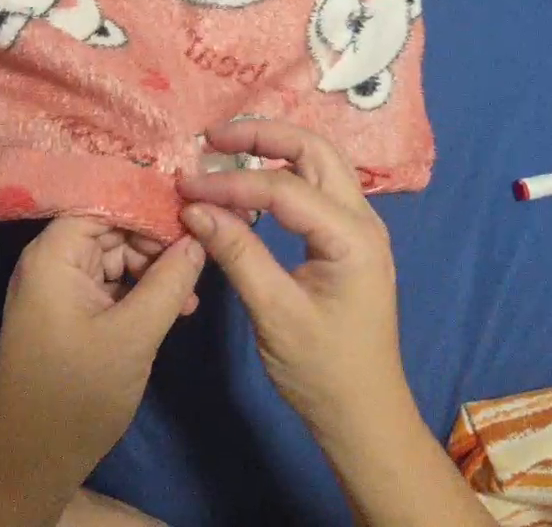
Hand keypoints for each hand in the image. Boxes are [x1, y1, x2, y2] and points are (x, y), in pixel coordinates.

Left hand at [0, 216, 205, 490]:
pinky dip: (141, 291)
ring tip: (190, 294)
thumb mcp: (134, 335)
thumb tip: (198, 240)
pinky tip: (175, 308)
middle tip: (199, 256)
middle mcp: (52, 260)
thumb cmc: (77, 392)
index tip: (192, 212)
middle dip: (155, 240)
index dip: (148, 203)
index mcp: (54, 254)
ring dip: (153, 269)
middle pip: (112, 227)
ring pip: (116, 255)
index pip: (105, 203)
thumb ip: (169, 282)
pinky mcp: (70, 310)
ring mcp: (60, 286)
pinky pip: (111, 282)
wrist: (32, 462)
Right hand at [178, 122, 494, 526]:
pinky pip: (316, 186)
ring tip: (227, 151)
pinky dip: (283, 173)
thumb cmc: (322, 370)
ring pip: (318, 162)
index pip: (283, 187)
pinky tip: (252, 185)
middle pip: (314, 150)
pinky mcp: (347, 239)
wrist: (365, 416)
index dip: (231, 184)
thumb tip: (193, 207)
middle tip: (212, 141)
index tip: (187, 186)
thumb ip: (236, 253)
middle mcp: (363, 219)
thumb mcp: (274, 313)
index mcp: (352, 237)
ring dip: (274, 148)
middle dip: (262, 135)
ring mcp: (359, 226)